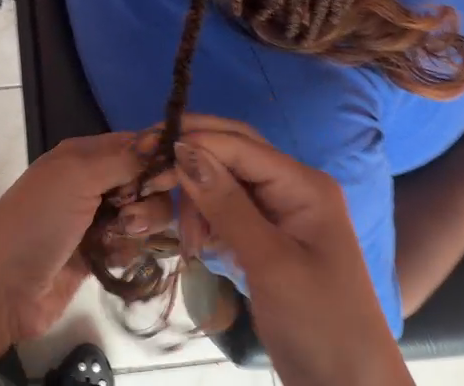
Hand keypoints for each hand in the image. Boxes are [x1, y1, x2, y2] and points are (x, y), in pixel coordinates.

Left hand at [0, 131, 148, 382]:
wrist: (5, 287)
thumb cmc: (38, 220)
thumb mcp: (77, 176)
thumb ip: (124, 158)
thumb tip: (165, 139)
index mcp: (85, 154)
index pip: (138, 144)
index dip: (160, 157)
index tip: (175, 174)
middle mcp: (93, 182)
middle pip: (148, 182)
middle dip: (149, 197)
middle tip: (130, 214)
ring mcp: (98, 221)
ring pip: (146, 216)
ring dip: (140, 228)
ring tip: (117, 239)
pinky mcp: (101, 256)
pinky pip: (135, 247)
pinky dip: (129, 252)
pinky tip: (112, 260)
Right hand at [171, 116, 411, 385]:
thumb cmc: (320, 322)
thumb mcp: (270, 262)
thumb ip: (226, 203)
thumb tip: (183, 149)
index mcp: (303, 184)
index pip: (238, 143)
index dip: (191, 141)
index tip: (143, 152)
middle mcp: (292, 188)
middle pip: (230, 153)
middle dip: (189, 160)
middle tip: (146, 172)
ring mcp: (280, 215)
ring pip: (224, 182)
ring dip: (196, 201)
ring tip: (187, 243)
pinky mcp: (267, 240)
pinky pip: (227, 211)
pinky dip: (205, 221)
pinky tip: (195, 245)